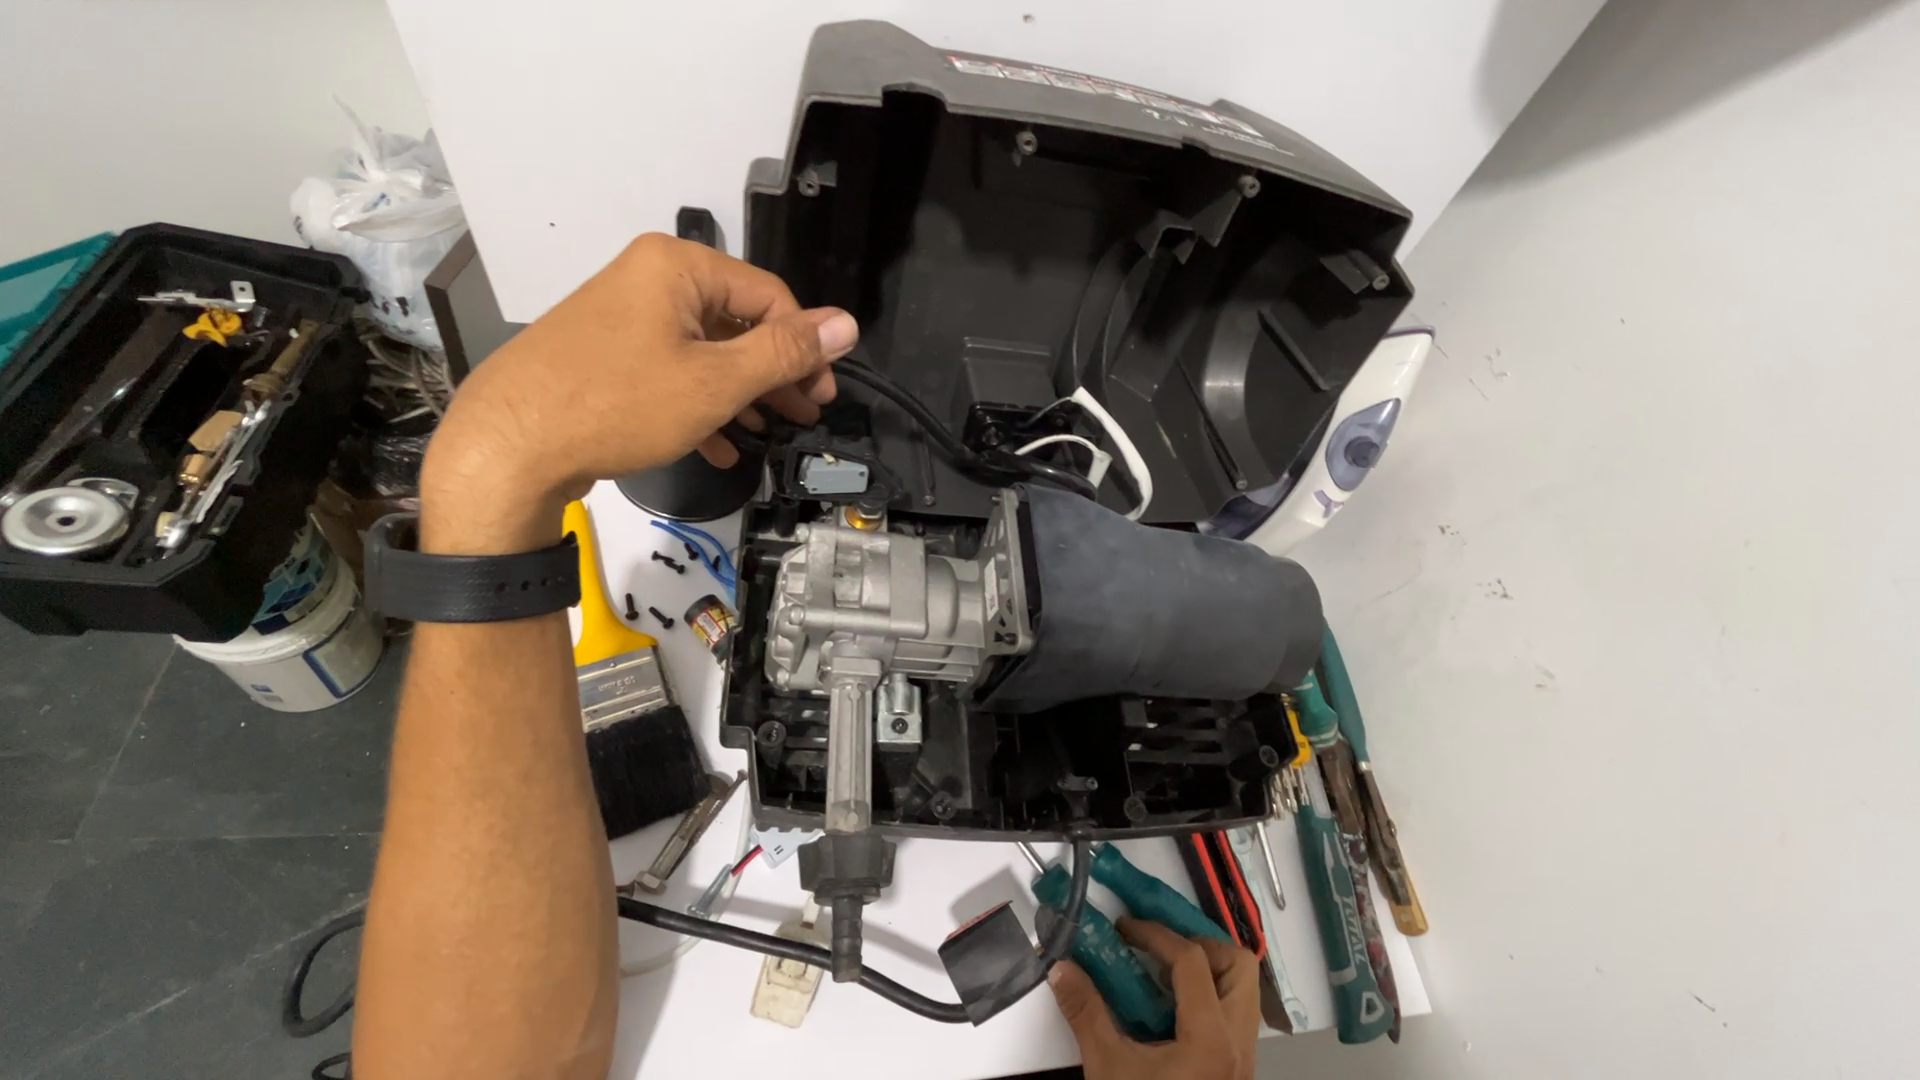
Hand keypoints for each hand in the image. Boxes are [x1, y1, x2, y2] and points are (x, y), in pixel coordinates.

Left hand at [417, 233, 858, 552]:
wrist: (510, 447)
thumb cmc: (620, 405)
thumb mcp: (716, 382)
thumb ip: (786, 353)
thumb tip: (848, 325)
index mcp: (679, 267)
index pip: (770, 297)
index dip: (805, 348)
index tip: (822, 395)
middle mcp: (651, 279)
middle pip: (739, 323)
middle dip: (776, 374)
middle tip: (805, 415)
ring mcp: (625, 318)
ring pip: (706, 352)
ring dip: (744, 394)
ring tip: (771, 432)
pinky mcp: (607, 355)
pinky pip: (671, 372)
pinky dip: (702, 405)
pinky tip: (722, 445)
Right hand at [1050, 918, 1261, 1079]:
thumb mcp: (1109, 1068)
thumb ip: (1086, 1012)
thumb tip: (1061, 968)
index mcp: (1210, 1039)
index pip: (1192, 961)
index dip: (1155, 934)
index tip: (1125, 929)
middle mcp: (1238, 1043)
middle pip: (1239, 966)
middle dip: (1200, 945)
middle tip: (1160, 949)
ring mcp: (1243, 1058)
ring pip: (1244, 990)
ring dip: (1209, 969)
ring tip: (1166, 973)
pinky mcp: (1237, 1069)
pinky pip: (1235, 1014)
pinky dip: (1209, 995)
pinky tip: (1172, 1008)